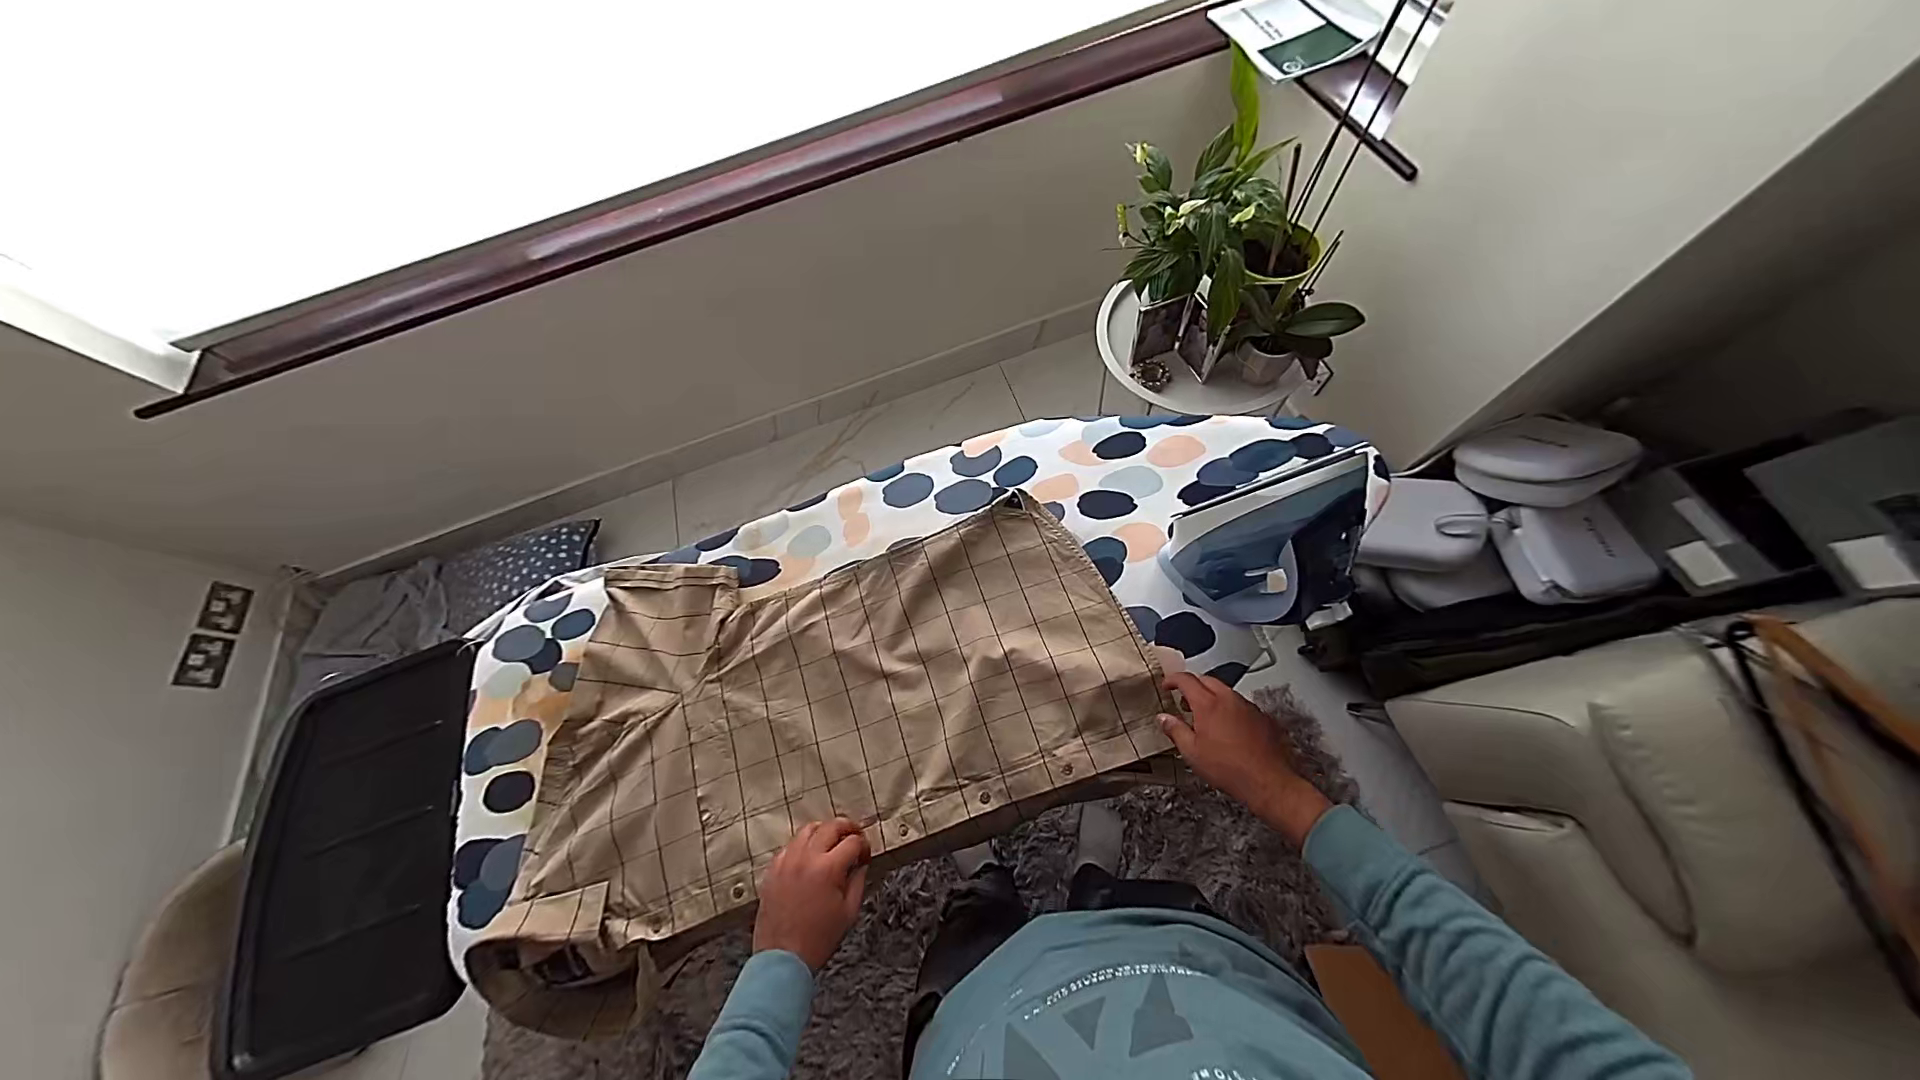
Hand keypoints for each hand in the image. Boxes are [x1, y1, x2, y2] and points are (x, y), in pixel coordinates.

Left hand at [753, 818, 870, 970]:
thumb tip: (861, 864)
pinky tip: (809, 856)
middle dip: (848, 828)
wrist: (783, 959)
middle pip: (831, 826)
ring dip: (824, 831)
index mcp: (828, 869)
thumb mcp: (849, 912)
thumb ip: (859, 881)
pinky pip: (789, 845)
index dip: (864, 846)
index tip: (865, 854)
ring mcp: (787, 862)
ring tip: (832, 842)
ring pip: (808, 829)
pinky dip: (802, 844)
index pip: (853, 842)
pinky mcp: (773, 870)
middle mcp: (806, 859)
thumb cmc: (817, 940)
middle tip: (854, 836)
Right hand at [1158, 672, 1331, 846]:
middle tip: (1184, 700)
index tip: (1168, 685)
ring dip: (1212, 697)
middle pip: (1206, 680)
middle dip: (1192, 686)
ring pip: (1225, 691)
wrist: (1268, 782)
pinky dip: (1230, 709)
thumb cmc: (1230, 769)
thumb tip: (1164, 719)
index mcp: (1208, 704)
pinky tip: (1228, 728)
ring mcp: (1248, 707)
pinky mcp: (1263, 717)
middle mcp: (1229, 699)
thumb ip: (1175, 730)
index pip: (1186, 679)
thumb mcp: (1192, 752)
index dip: (1173, 679)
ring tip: (1206, 717)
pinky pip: (1242, 705)